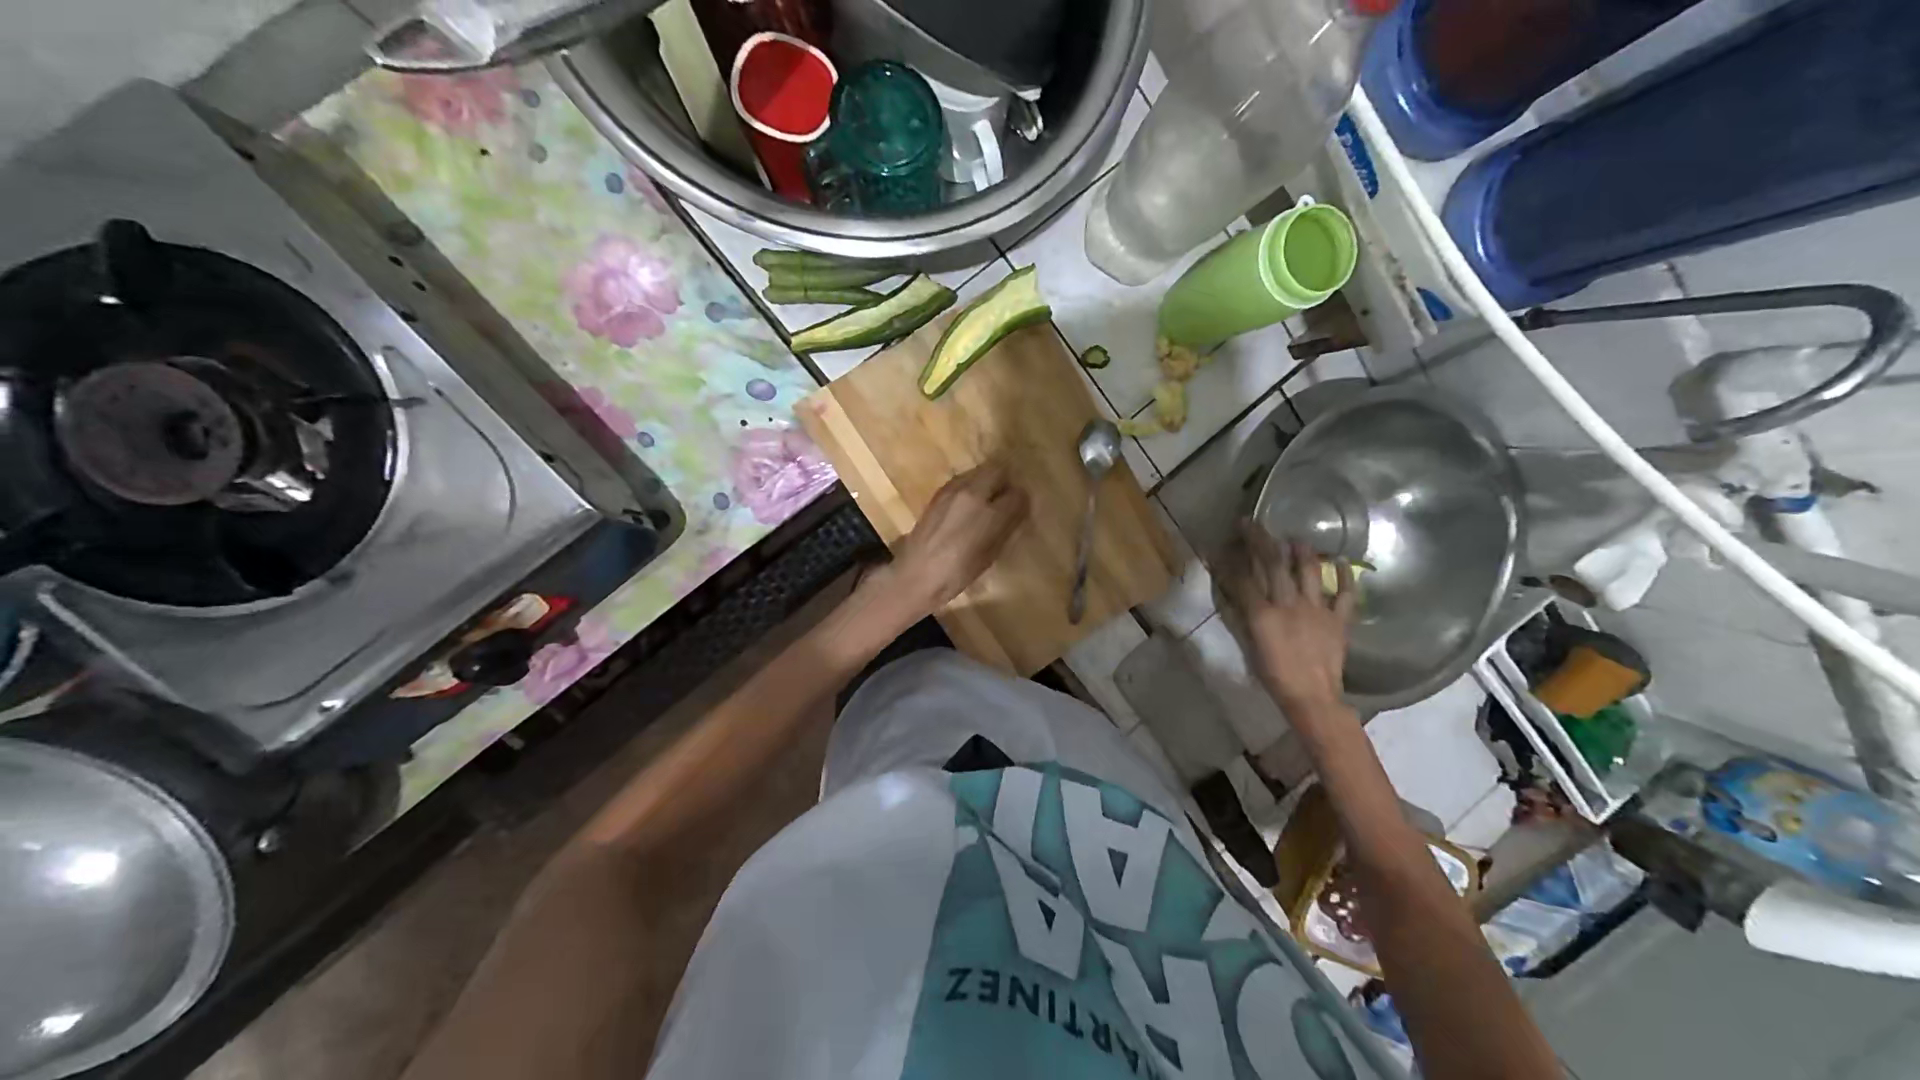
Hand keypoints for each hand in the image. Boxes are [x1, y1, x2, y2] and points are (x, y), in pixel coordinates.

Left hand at [884, 462, 1028, 618]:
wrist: (917, 573)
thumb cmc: (958, 574)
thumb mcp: (990, 555)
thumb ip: (1005, 528)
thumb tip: (1016, 512)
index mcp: (990, 514)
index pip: (1018, 495)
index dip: (1021, 502)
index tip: (1020, 510)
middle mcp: (973, 494)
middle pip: (998, 471)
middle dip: (1006, 482)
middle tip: (1005, 498)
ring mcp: (954, 490)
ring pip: (980, 471)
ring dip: (988, 480)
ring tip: (986, 499)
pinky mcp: (939, 492)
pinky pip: (963, 479)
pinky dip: (971, 485)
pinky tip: (967, 503)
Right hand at [1215, 519, 1355, 715]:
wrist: (1312, 698)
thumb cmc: (1274, 676)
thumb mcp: (1250, 645)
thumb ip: (1245, 617)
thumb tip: (1239, 593)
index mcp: (1263, 614)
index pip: (1243, 578)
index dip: (1231, 559)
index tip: (1224, 543)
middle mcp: (1289, 605)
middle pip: (1273, 565)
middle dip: (1261, 541)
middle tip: (1253, 524)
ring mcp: (1317, 610)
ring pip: (1308, 571)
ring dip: (1301, 551)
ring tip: (1296, 539)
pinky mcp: (1339, 620)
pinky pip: (1345, 594)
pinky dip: (1345, 576)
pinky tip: (1342, 561)